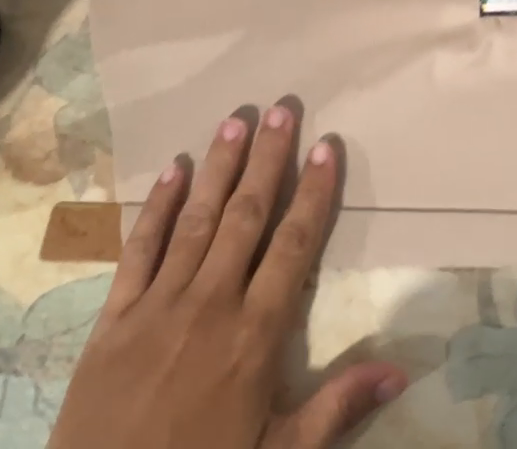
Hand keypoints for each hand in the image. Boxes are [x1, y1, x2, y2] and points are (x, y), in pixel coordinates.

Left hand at [49, 106, 407, 448]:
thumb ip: (338, 407)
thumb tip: (401, 371)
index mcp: (255, 335)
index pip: (294, 246)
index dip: (313, 193)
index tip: (325, 147)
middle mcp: (211, 304)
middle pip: (246, 216)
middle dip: (267, 160)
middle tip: (281, 108)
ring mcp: (159, 304)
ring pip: (196, 220)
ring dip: (218, 167)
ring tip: (235, 121)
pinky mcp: (115, 314)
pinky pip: (139, 248)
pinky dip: (157, 207)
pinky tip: (172, 170)